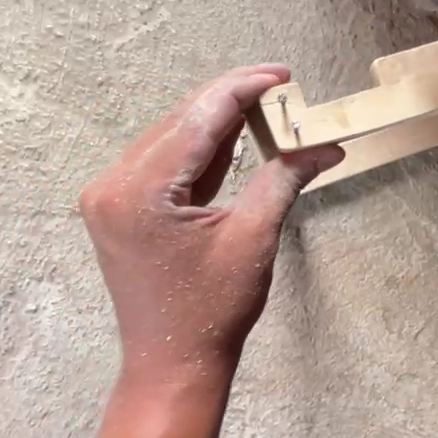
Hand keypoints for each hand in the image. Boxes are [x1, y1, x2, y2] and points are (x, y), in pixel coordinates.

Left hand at [79, 65, 341, 390]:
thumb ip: (284, 180)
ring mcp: (112, 196)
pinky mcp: (122, 208)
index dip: (243, 89)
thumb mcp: (254, 239)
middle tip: (280, 86)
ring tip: (266, 106)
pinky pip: (167, 163)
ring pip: (173, 138)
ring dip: (218, 121)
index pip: (198, 119)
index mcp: (139, 191)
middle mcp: (113, 184)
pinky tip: (235, 135)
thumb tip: (325, 147)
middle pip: (181, 121)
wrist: (173, 363)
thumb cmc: (213, 309)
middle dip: (232, 100)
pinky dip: (203, 149)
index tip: (282, 74)